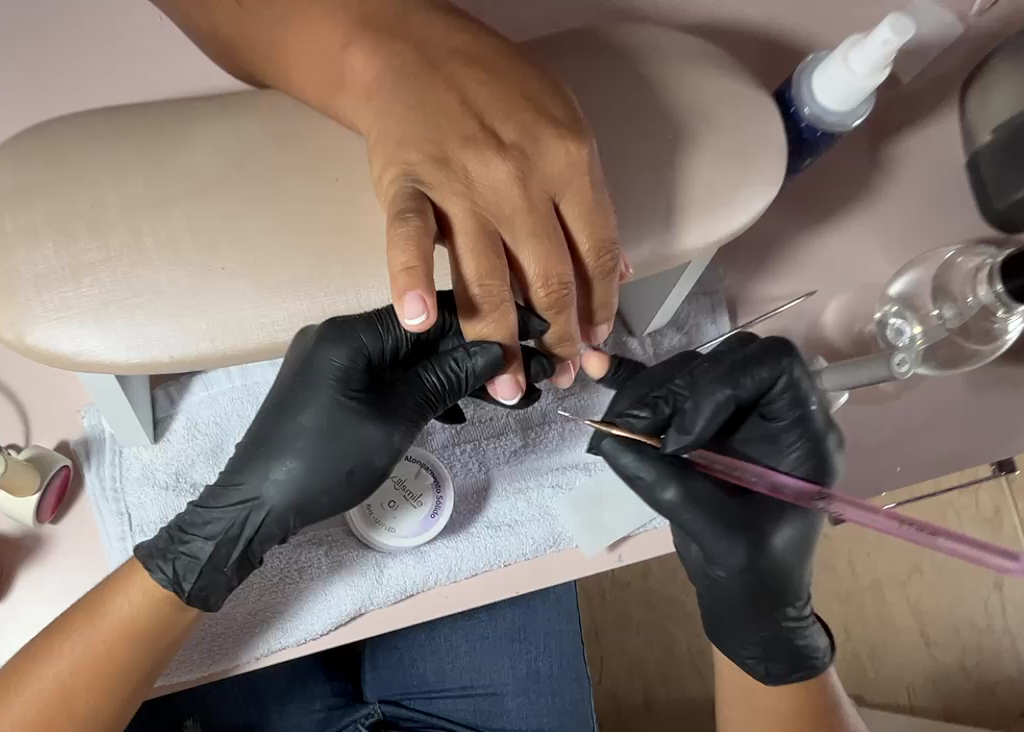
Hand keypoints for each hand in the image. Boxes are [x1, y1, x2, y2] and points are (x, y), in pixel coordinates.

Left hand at [135, 296, 505, 610]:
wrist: (256, 505)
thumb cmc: (325, 463)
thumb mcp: (393, 422)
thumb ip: (443, 381)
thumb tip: (496, 351)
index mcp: (351, 333)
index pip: (433, 314)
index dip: (488, 323)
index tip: (537, 330)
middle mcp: (340, 335)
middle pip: (421, 337)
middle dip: (474, 357)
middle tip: (529, 373)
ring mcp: (332, 362)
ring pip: (405, 362)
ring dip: (450, 380)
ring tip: (502, 398)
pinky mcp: (329, 387)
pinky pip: (383, 381)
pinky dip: (417, 394)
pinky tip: (452, 413)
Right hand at [342, 3, 623, 403]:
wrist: (416, 50)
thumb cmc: (494, 88)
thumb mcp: (564, 126)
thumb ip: (588, 199)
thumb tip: (615, 266)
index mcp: (568, 160)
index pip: (594, 253)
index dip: (598, 309)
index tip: (593, 347)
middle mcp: (520, 180)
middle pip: (546, 279)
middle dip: (555, 340)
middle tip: (554, 381)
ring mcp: (461, 186)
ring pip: (486, 279)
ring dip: (499, 344)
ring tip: (508, 390)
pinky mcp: (408, 188)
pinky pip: (409, 241)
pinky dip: (410, 281)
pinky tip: (420, 323)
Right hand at [587, 335, 844, 684]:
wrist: (752, 601)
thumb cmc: (755, 577)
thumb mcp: (722, 540)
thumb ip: (672, 490)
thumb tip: (612, 442)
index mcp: (800, 433)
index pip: (772, 365)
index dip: (720, 386)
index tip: (682, 441)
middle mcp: (770, 414)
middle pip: (721, 361)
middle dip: (671, 391)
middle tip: (631, 433)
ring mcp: (733, 420)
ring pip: (688, 373)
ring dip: (645, 395)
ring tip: (614, 432)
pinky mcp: (699, 430)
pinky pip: (668, 394)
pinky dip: (634, 386)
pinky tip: (602, 375)